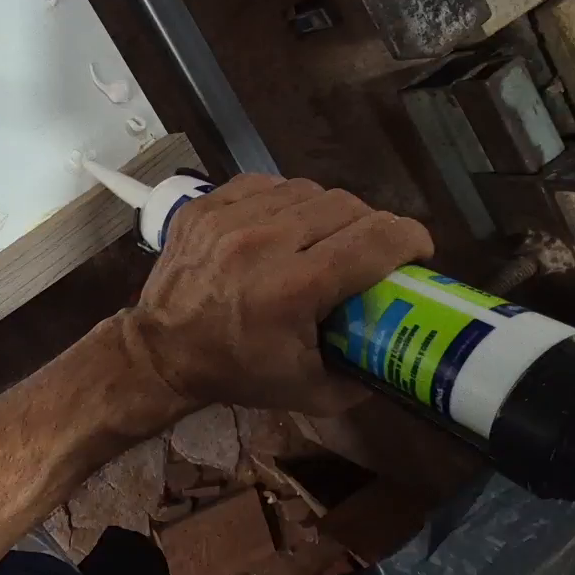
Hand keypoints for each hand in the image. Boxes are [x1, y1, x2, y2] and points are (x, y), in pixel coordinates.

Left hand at [123, 174, 432, 414]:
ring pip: (308, 190)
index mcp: (294, 287)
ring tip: (324, 239)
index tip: (415, 255)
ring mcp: (227, 219)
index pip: (378, 239)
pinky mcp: (202, 208)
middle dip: (371, 228)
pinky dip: (284, 200)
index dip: (411, 241)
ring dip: (327, 212)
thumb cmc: (234, 371)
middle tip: (367, 253)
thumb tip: (408, 350)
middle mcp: (263, 242)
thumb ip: (366, 376)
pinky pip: (265, 184)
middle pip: (348, 207)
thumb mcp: (309, 390)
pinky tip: (283, 225)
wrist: (160, 352)